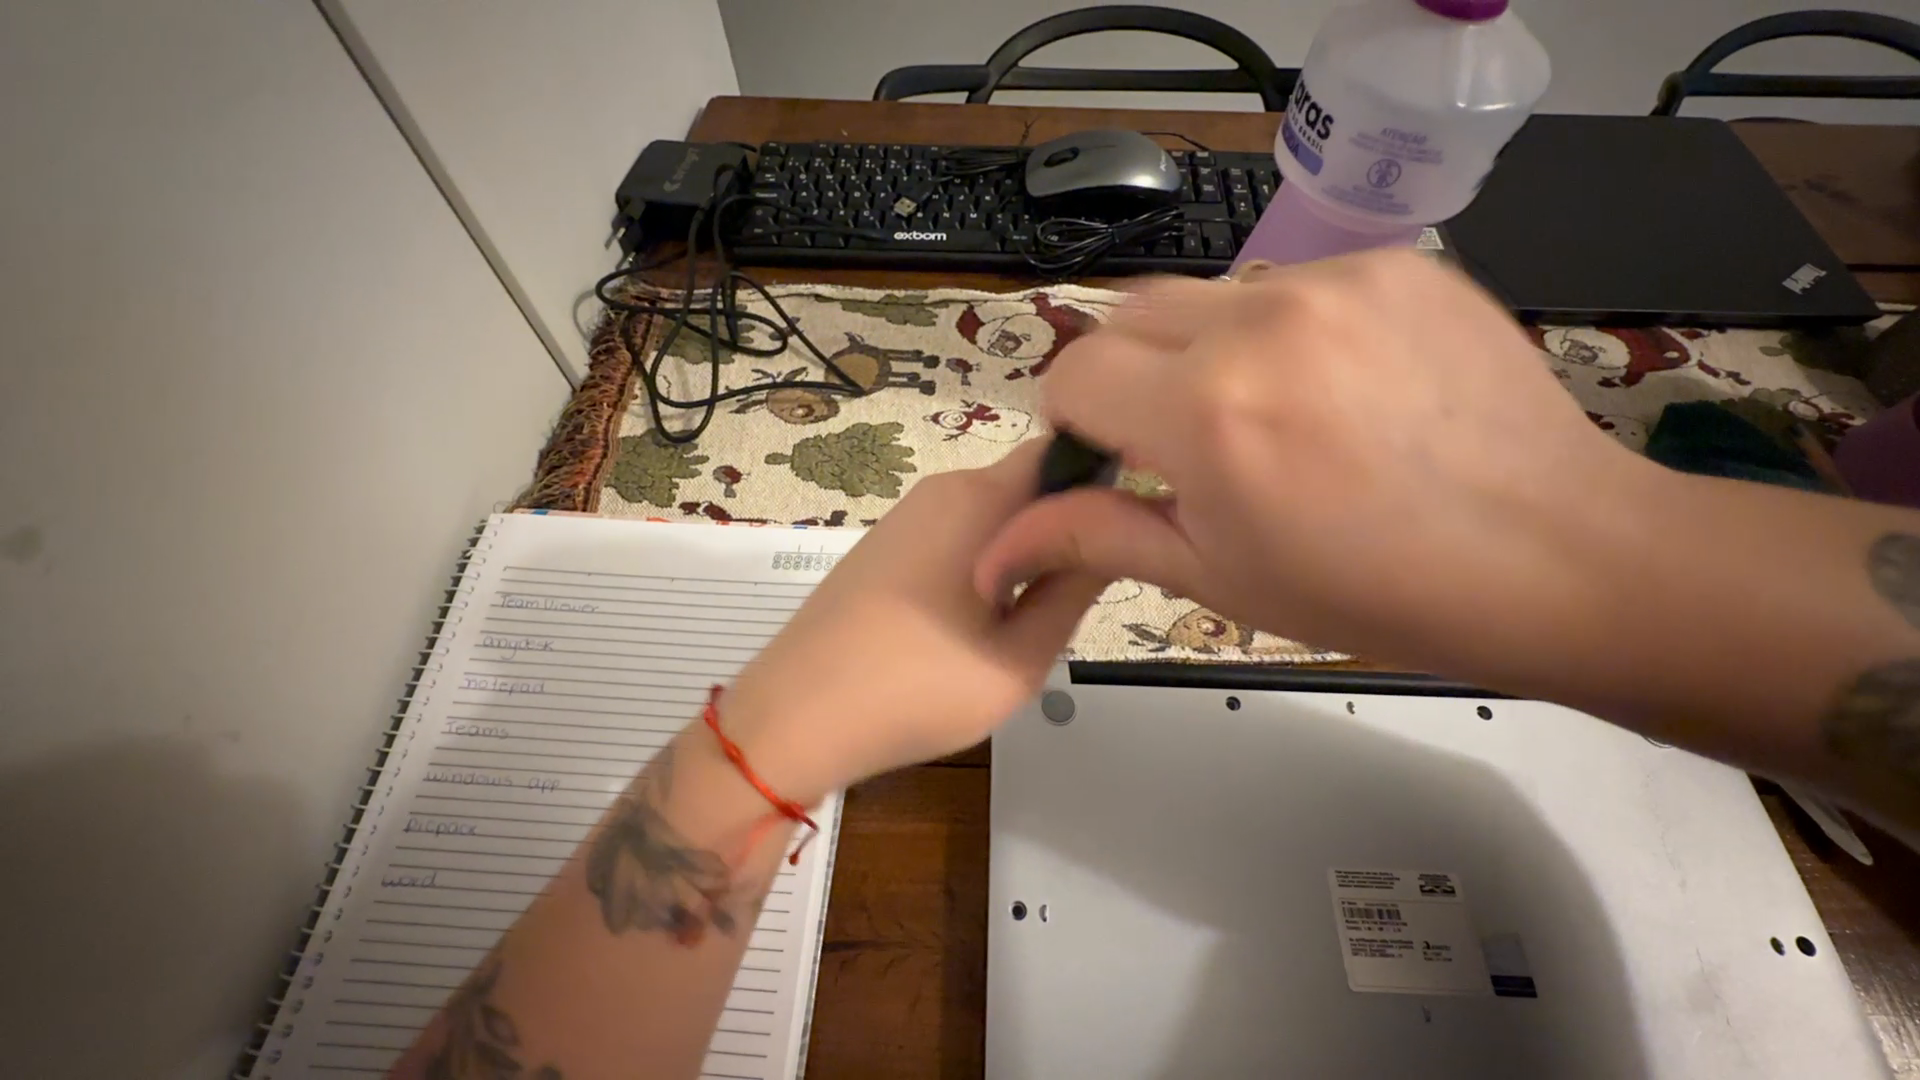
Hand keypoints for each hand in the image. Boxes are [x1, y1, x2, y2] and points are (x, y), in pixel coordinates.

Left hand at [720, 442, 1106, 801]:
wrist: (792, 718)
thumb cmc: (914, 690)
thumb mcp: (1019, 658)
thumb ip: (1073, 591)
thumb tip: (1107, 543)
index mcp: (979, 500)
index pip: (1062, 454)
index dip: (1100, 487)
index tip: (1118, 540)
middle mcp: (941, 490)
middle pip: (1027, 486)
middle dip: (1061, 531)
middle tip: (1069, 600)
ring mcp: (906, 516)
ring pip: (992, 515)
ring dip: (1020, 554)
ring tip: (1017, 622)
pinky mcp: (884, 544)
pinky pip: (955, 535)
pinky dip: (980, 565)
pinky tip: (968, 625)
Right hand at [973, 251, 1667, 677]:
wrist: (1553, 556)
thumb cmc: (1368, 590)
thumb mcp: (1213, 575)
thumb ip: (1095, 536)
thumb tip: (999, 546)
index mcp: (1204, 414)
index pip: (1074, 374)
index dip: (1074, 420)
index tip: (1106, 456)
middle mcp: (1258, 323)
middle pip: (1127, 316)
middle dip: (1125, 375)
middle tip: (1175, 439)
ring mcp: (1333, 281)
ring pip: (1204, 294)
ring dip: (1198, 348)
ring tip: (1259, 413)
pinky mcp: (1393, 264)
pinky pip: (1286, 282)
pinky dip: (1274, 330)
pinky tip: (1326, 386)